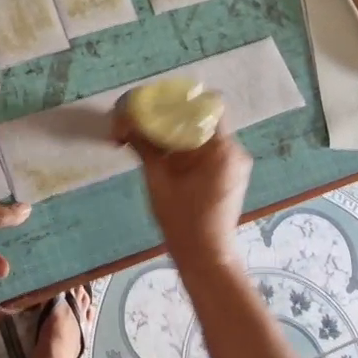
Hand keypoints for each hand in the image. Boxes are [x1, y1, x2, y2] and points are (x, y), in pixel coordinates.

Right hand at [114, 116, 251, 270]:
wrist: (206, 256)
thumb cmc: (182, 220)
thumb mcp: (158, 179)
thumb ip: (144, 146)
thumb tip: (124, 122)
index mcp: (222, 149)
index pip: (207, 106)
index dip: (181, 100)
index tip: (156, 104)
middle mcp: (233, 151)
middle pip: (202, 119)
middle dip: (171, 117)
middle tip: (143, 121)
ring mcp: (233, 163)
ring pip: (203, 135)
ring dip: (176, 133)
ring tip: (147, 137)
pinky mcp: (229, 174)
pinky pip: (206, 150)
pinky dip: (185, 147)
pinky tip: (162, 154)